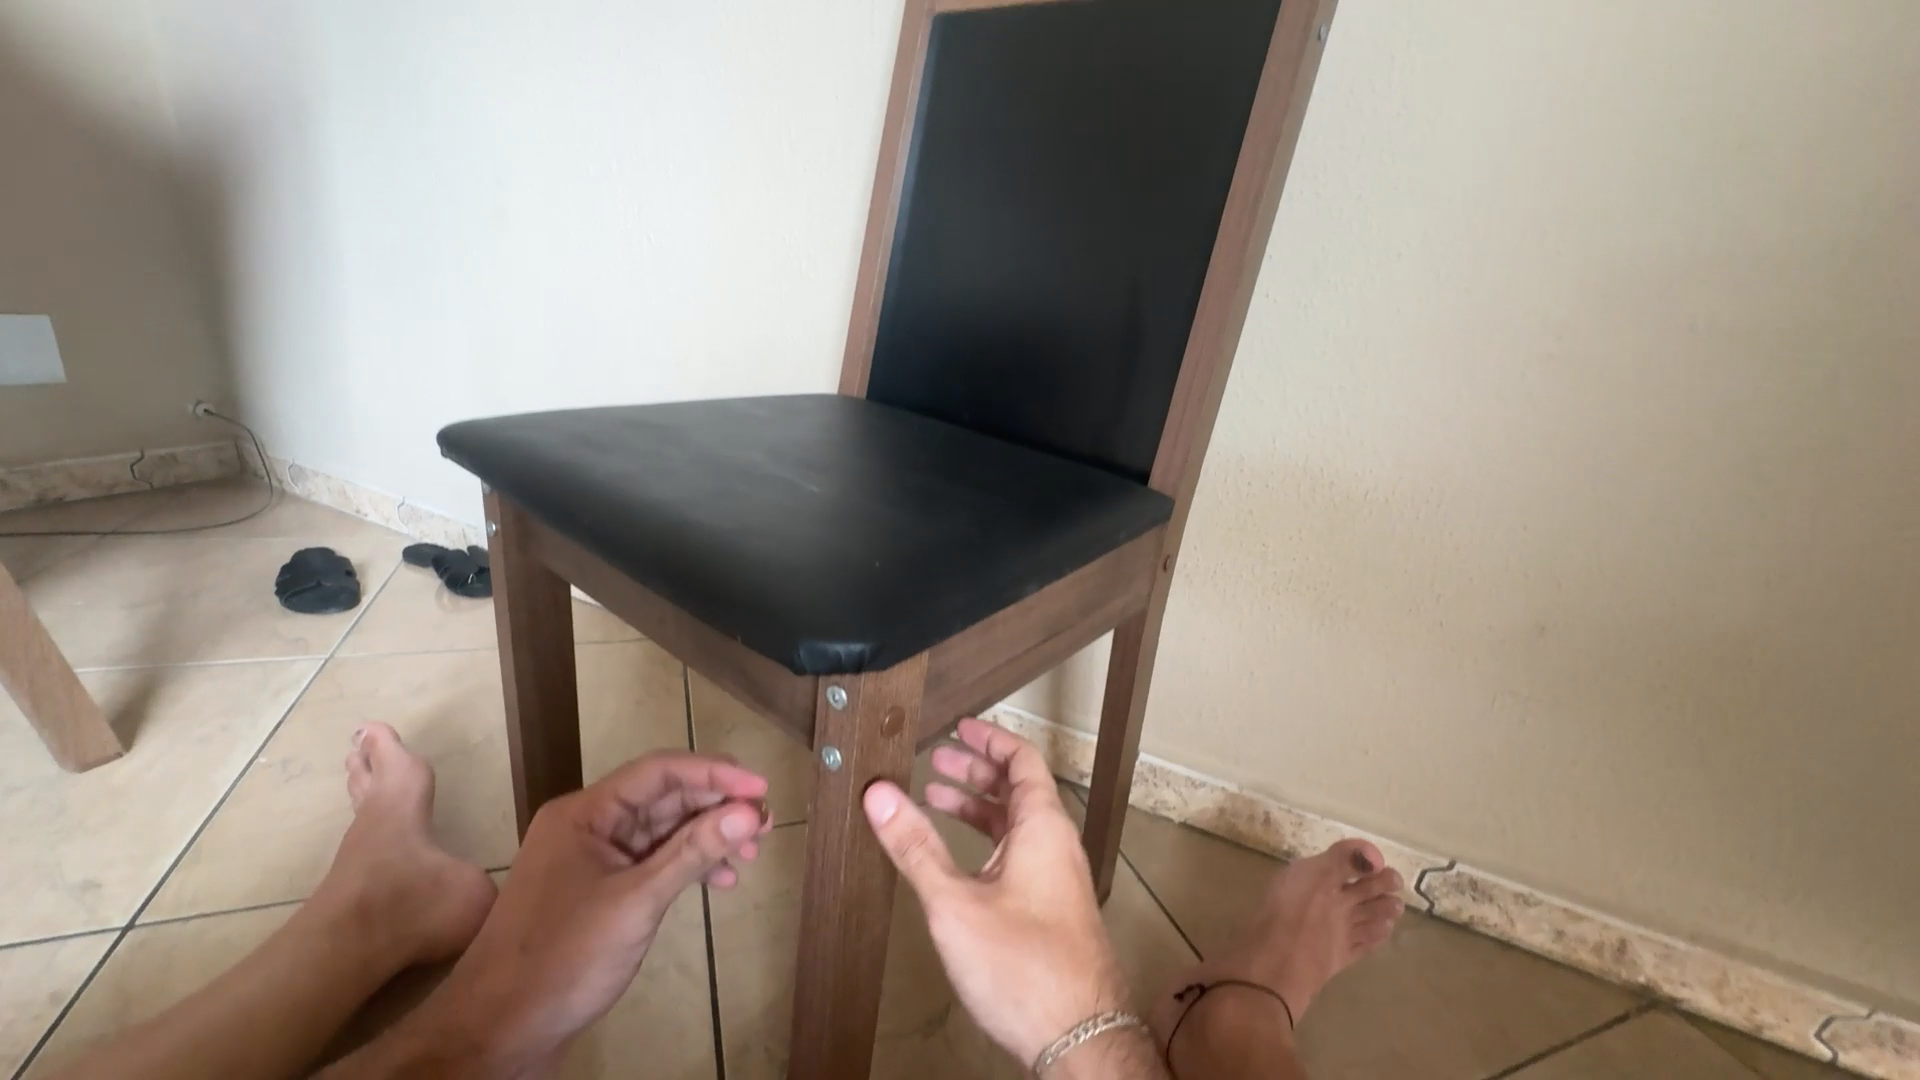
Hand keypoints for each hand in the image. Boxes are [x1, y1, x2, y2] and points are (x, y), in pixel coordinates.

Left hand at [396, 752, 769, 1072]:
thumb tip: (749, 813)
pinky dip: (689, 865)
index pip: (660, 772)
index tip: (761, 788)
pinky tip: (719, 881)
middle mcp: (590, 825)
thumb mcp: (636, 902)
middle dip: (718, 807)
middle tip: (764, 823)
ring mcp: (595, 857)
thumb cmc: (561, 960)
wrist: (495, 1037)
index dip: (715, 774)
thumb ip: (693, 852)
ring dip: (709, 837)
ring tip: (751, 852)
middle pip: (666, 797)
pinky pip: (655, 860)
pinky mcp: (602, 889)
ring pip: (665, 830)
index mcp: (586, 813)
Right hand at [863, 718, 1129, 1066]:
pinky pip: (1019, 853)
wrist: (1080, 1039)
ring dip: (978, 807)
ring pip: (1017, 823)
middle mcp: (1055, 843)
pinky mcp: (1051, 906)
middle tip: (934, 761)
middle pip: (1018, 788)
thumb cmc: (1021, 964)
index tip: (959, 726)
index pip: (1022, 759)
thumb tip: (878, 793)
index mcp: (1042, 826)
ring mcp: (1056, 877)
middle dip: (975, 771)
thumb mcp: (955, 902)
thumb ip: (915, 845)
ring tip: (934, 800)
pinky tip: (958, 858)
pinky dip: (987, 841)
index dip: (990, 739)